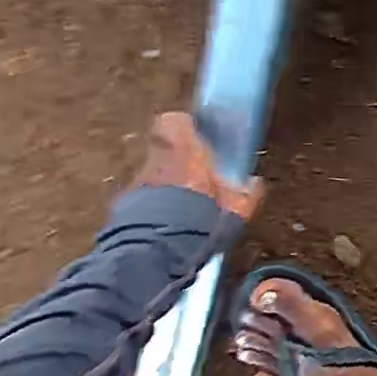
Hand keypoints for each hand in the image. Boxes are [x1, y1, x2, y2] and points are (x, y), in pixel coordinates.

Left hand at [128, 112, 265, 220]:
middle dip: (178, 165)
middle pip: (163, 153)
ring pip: (152, 178)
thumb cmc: (202, 219)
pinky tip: (169, 226)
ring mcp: (135, 187)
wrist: (158, 253)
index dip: (183, 127)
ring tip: (184, 209)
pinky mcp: (121, 211)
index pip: (173, 122)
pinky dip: (152, 210)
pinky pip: (140, 203)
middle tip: (196, 179)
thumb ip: (246, 193)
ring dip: (165, 189)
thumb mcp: (237, 207)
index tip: (197, 136)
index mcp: (184, 153)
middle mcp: (156, 164)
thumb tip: (255, 184)